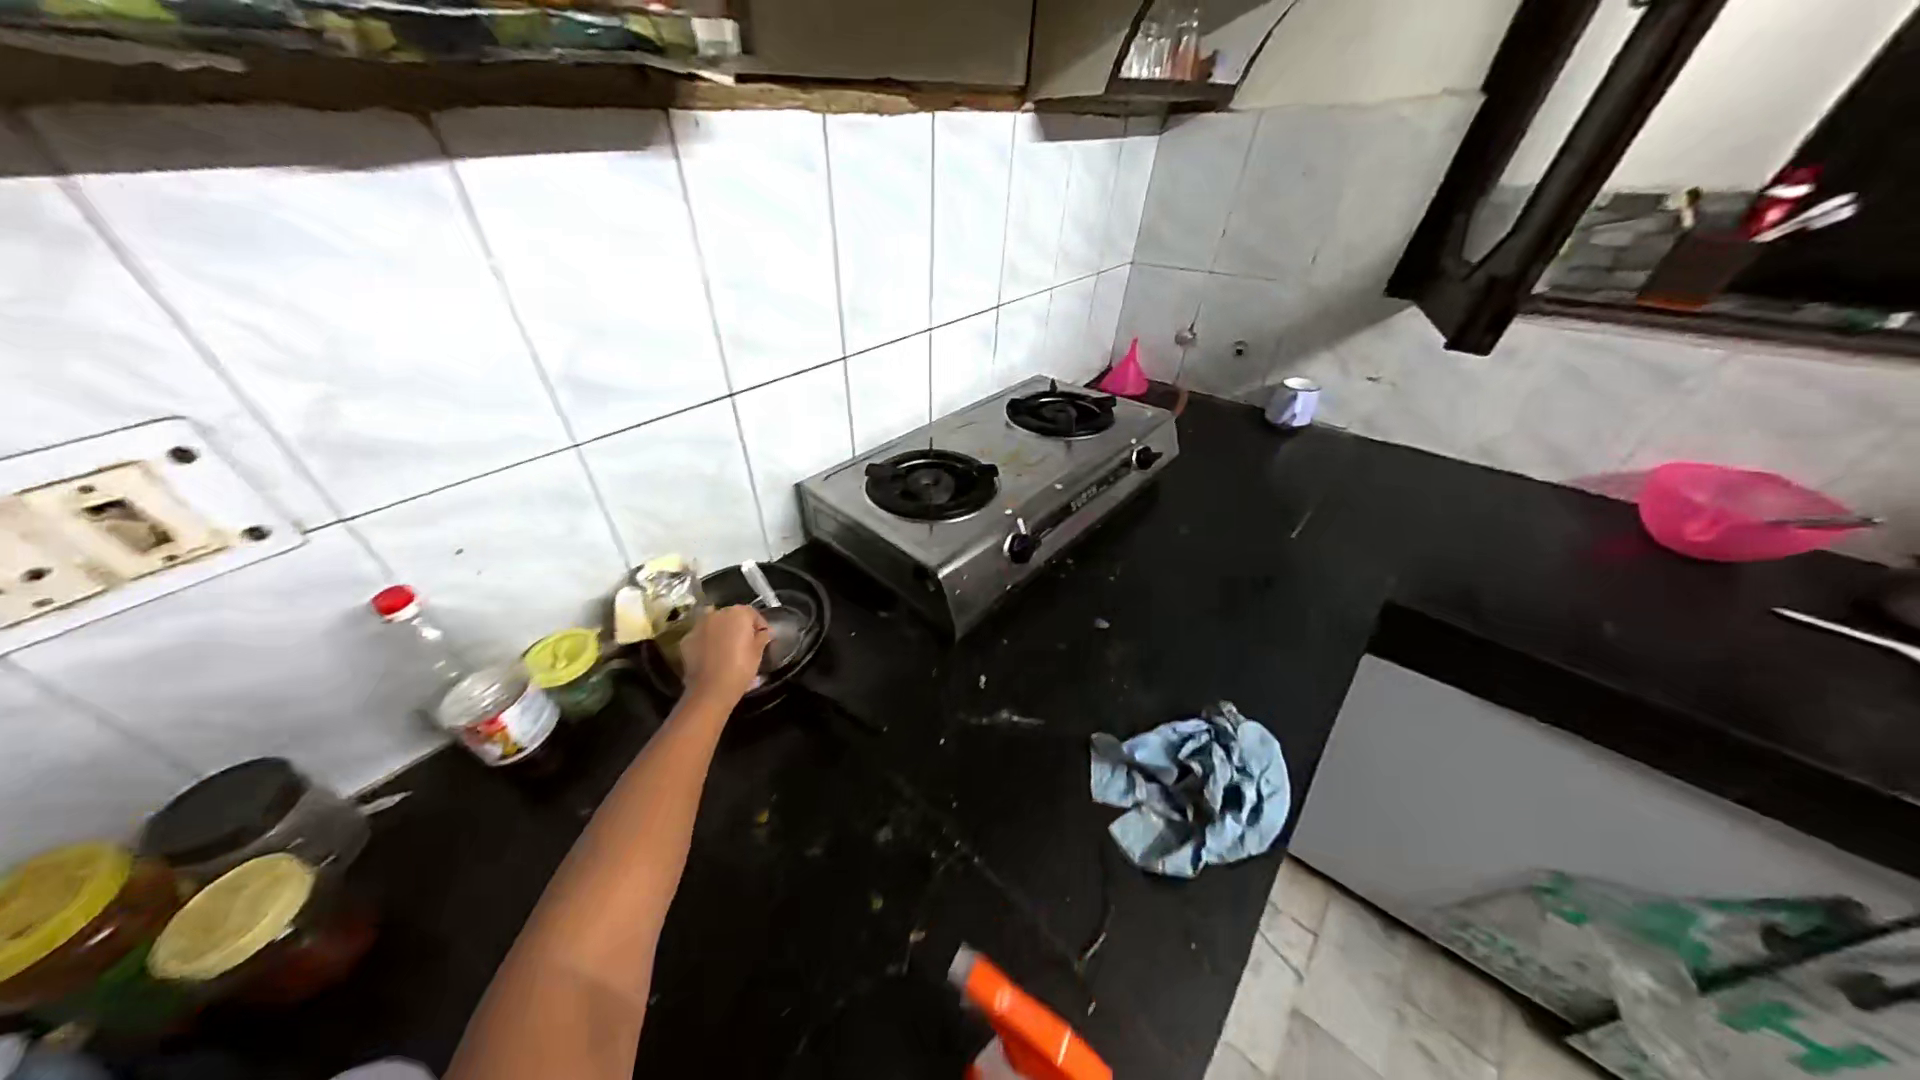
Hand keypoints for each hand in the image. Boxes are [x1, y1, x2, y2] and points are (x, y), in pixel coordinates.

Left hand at [680, 605, 770, 702]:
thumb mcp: (758, 653)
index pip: (752, 613)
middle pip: (731, 616)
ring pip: (714, 625)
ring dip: (721, 633)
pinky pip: (701, 638)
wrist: (710, 689)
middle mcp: (716, 614)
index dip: (759, 625)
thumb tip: (764, 632)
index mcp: (738, 613)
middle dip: (739, 627)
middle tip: (746, 643)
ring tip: (727, 649)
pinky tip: (712, 657)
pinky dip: (706, 643)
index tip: (763, 637)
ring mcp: (698, 626)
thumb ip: (762, 637)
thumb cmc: (740, 668)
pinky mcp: (686, 640)